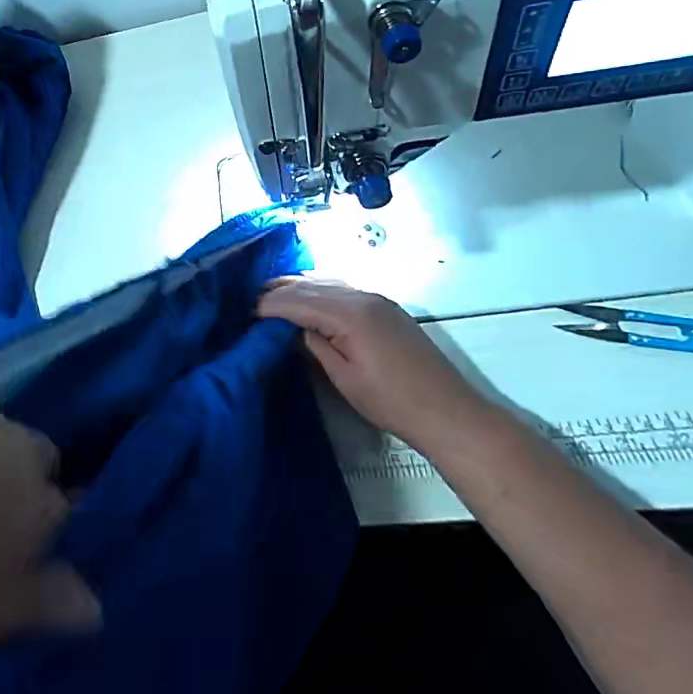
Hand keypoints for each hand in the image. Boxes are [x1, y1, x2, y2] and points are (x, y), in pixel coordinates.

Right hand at [257, 277, 480, 434]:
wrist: (447, 410)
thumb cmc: (391, 401)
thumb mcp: (344, 378)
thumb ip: (315, 346)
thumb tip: (293, 328)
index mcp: (349, 314)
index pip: (298, 301)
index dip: (270, 305)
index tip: (245, 311)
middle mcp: (362, 297)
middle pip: (312, 286)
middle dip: (280, 290)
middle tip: (251, 299)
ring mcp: (377, 299)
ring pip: (328, 283)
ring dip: (299, 287)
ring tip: (272, 294)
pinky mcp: (385, 308)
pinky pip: (343, 289)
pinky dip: (320, 290)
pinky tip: (309, 298)